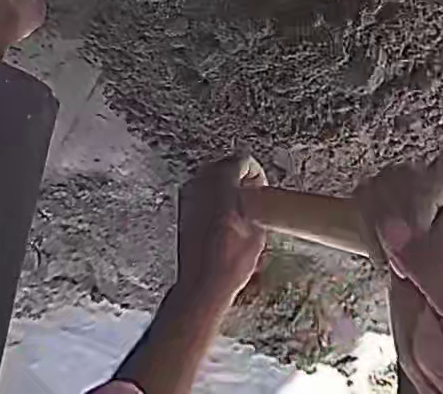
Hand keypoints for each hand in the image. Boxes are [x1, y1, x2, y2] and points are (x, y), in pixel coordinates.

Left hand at [174, 155, 268, 302]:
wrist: (202, 284)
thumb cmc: (229, 259)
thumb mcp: (257, 228)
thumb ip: (258, 202)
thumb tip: (257, 195)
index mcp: (222, 179)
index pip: (243, 160)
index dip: (256, 173)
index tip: (260, 187)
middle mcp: (202, 181)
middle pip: (225, 165)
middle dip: (240, 178)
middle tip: (252, 197)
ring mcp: (189, 193)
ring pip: (212, 177)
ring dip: (226, 187)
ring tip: (238, 210)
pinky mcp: (182, 208)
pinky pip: (201, 192)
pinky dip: (212, 198)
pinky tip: (222, 219)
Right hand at [355, 154, 442, 393]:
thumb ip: (438, 276)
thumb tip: (396, 230)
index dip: (424, 196)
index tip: (411, 235)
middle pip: (409, 173)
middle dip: (396, 217)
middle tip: (399, 263)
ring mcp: (418, 210)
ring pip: (383, 181)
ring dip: (377, 224)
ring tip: (393, 265)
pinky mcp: (389, 220)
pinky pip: (364, 197)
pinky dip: (363, 226)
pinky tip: (381, 258)